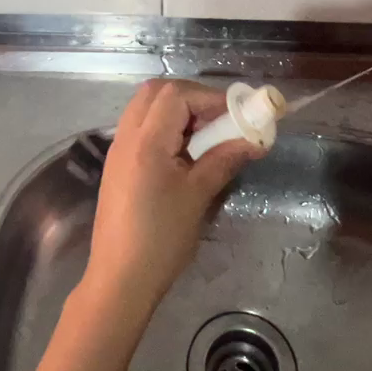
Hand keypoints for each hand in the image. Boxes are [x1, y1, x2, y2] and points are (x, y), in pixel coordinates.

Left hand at [85, 79, 264, 309]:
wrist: (120, 278)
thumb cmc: (161, 237)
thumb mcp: (198, 196)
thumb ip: (224, 159)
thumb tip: (253, 140)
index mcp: (146, 140)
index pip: (177, 95)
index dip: (210, 98)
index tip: (238, 115)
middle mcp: (127, 136)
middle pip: (157, 92)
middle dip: (192, 97)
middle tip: (220, 120)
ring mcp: (118, 149)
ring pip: (146, 107)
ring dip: (177, 110)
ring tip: (205, 135)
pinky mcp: (118, 164)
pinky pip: (140, 126)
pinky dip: (164, 125)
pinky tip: (184, 151)